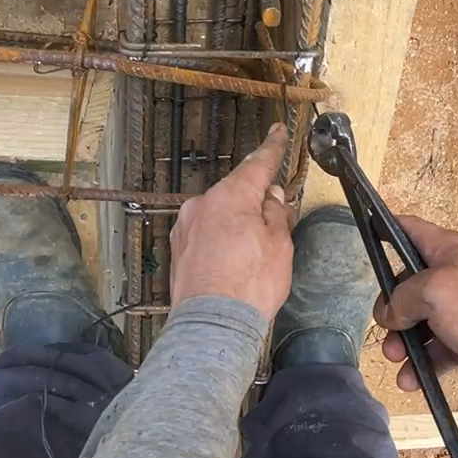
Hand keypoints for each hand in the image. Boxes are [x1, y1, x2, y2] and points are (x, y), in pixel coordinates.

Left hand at [170, 124, 294, 321]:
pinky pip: (206, 233)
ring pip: (220, 214)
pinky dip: (221, 240)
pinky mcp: (178, 249)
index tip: (278, 132)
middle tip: (276, 218)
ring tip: (254, 253)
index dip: (271, 148)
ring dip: (237, 223)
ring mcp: (186, 227)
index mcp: (230, 196)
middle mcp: (202, 205)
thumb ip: (276, 213)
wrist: (212, 325)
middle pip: (236, 192)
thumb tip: (271, 196)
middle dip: (255, 200)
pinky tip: (233, 260)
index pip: (257, 164)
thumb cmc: (249, 286)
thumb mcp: (279, 245)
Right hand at [374, 215, 457, 390]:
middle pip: (410, 284)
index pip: (411, 229)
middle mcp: (456, 274)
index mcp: (449, 249)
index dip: (388, 229)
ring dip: (404, 342)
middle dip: (392, 309)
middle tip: (385, 328)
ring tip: (396, 360)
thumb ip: (402, 297)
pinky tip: (411, 379)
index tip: (367, 234)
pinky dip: (424, 362)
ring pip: (422, 320)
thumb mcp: (433, 291)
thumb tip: (390, 314)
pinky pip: (439, 347)